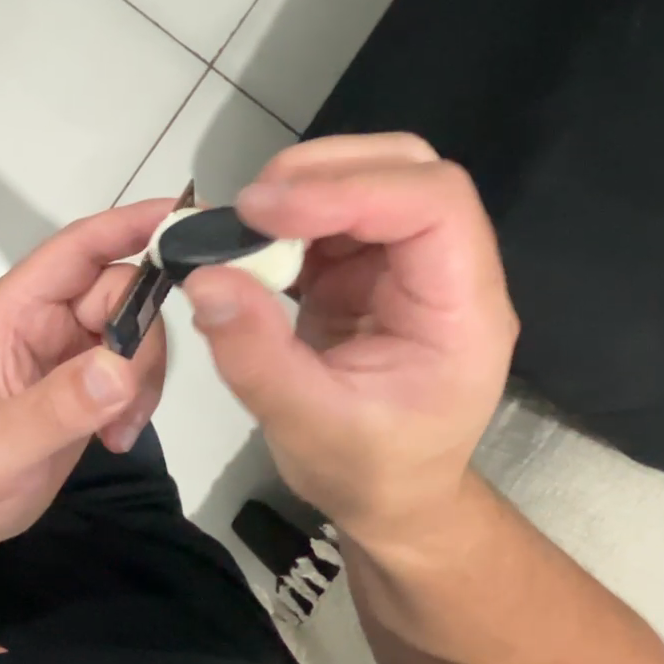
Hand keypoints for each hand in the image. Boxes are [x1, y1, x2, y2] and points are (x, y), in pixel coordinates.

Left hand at [0, 201, 172, 549]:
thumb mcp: (0, 445)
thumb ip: (58, 406)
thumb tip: (121, 367)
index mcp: (13, 310)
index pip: (77, 249)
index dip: (129, 225)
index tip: (189, 217)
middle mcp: (44, 317)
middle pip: (120, 291)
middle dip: (142, 340)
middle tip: (133, 395)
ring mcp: (70, 345)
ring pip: (137, 328)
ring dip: (143, 377)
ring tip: (119, 428)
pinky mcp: (90, 376)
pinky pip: (137, 364)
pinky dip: (140, 397)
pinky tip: (116, 436)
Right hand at [182, 134, 517, 539]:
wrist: (389, 495)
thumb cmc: (366, 471)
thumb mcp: (304, 425)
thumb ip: (255, 354)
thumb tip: (202, 277)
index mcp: (462, 310)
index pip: (433, 203)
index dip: (348, 191)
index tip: (262, 214)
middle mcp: (444, 271)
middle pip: (406, 168)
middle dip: (322, 172)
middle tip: (249, 209)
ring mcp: (404, 265)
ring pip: (366, 177)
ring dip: (298, 188)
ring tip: (241, 229)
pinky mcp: (365, 268)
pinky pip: (328, 214)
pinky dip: (283, 219)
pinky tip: (250, 248)